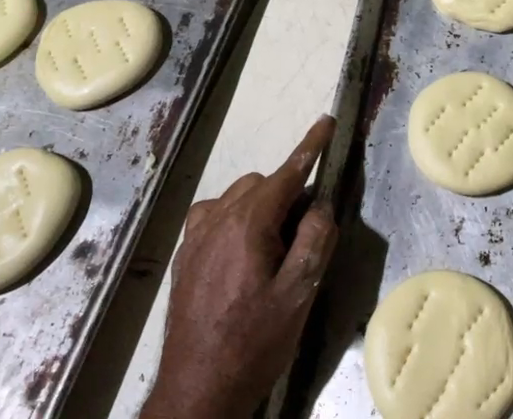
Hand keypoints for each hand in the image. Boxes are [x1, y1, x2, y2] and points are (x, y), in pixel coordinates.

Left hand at [142, 116, 338, 418]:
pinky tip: (244, 255)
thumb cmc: (255, 341)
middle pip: (262, 185)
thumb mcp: (300, 292)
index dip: (310, 146)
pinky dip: (236, 220)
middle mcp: (217, 220)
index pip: (287, 173)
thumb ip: (316, 239)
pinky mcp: (185, 258)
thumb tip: (320, 205)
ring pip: (237, 198)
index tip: (327, 121)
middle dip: (288, 195)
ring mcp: (196, 239)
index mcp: (248, 223)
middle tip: (305, 235)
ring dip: (261, 207)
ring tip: (275, 250)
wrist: (198, 389)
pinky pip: (214, 218)